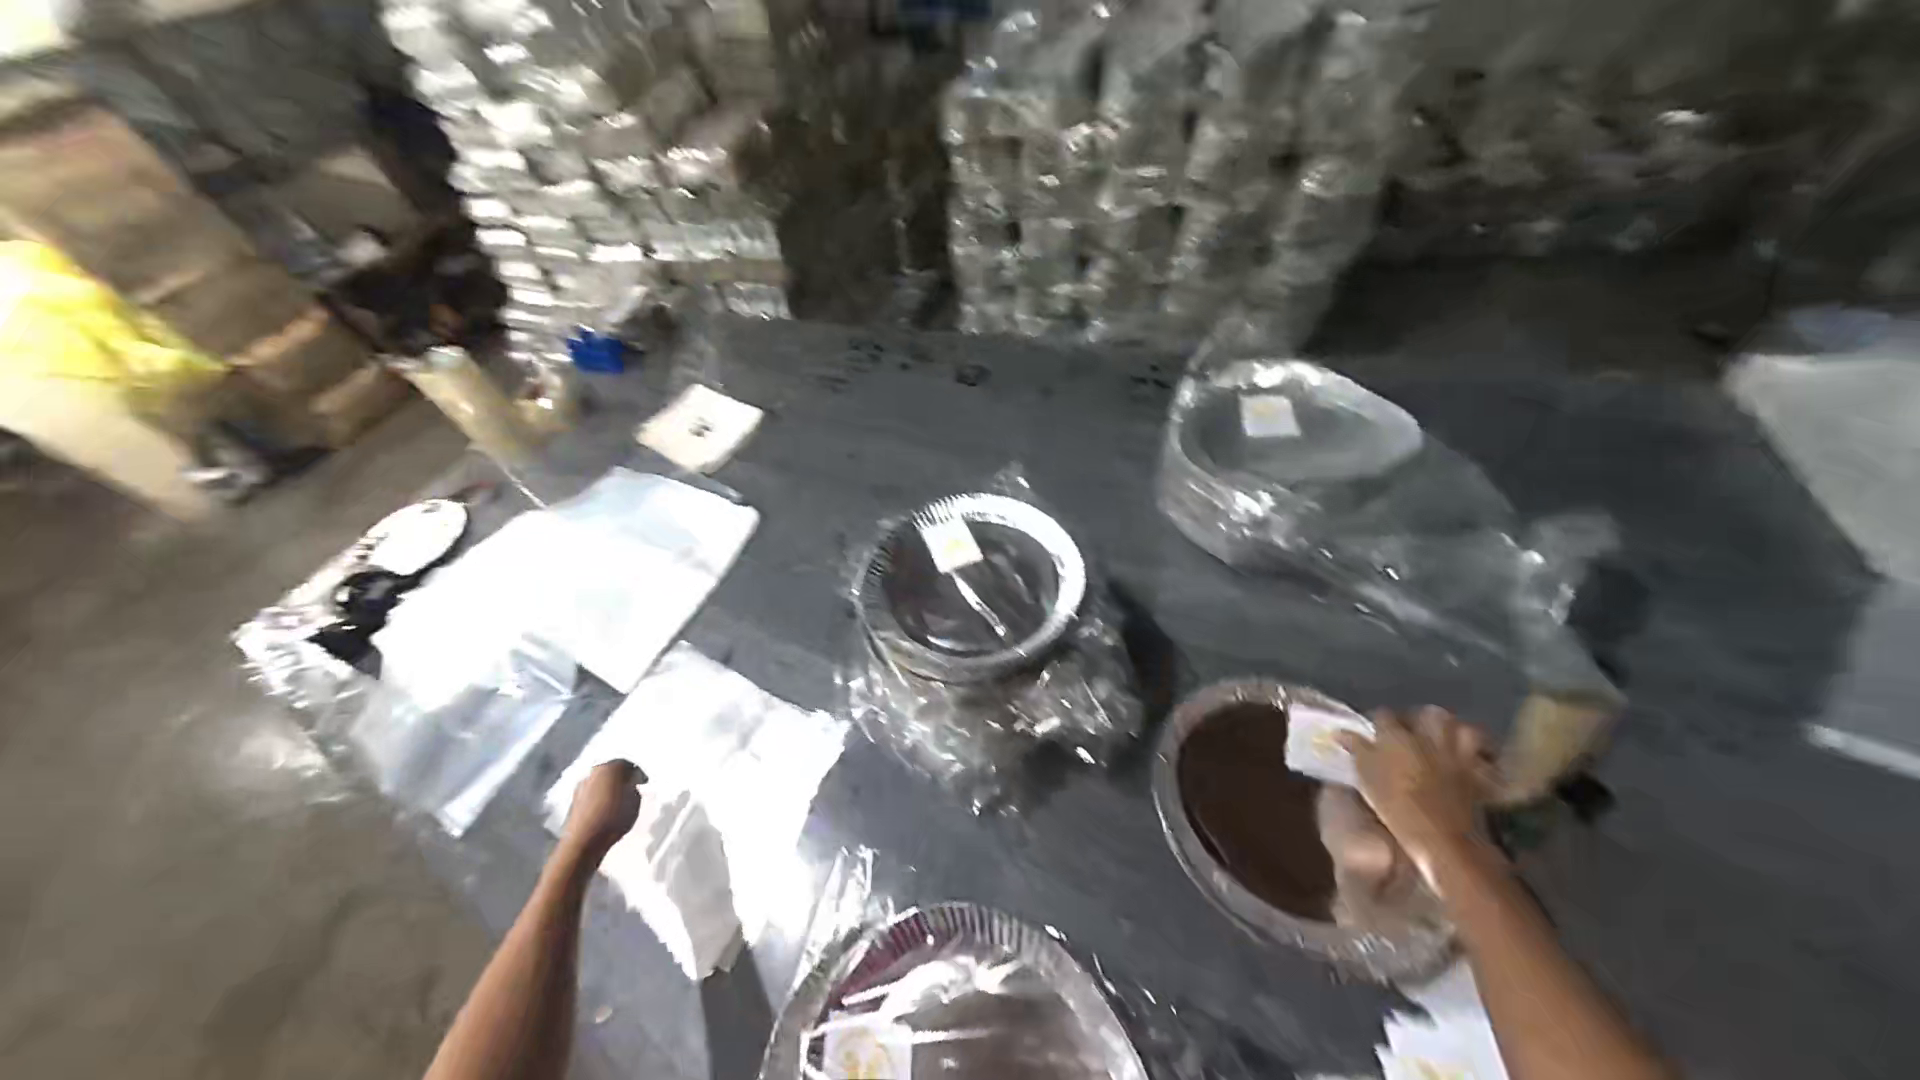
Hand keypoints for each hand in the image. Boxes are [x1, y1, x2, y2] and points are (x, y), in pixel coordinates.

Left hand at [560, 759, 643, 864]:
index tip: (643, 782)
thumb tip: (630, 783)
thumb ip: (633, 787)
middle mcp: (593, 772)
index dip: (637, 773)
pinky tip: (606, 810)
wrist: (583, 841)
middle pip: (611, 771)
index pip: (628, 763)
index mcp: (610, 766)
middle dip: (621, 779)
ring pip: (600, 783)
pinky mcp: (572, 802)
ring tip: (618, 802)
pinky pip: (591, 795)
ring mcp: (580, 787)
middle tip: (631, 789)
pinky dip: (599, 799)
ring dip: (609, 789)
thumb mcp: (636, 800)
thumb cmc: (614, 817)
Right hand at [1337, 707, 1496, 886]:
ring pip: (1461, 728)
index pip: (1383, 714)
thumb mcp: (1365, 777)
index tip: (1372, 732)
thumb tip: (1340, 732)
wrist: (1440, 838)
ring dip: (1453, 731)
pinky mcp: (1478, 774)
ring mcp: (1457, 754)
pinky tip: (1470, 760)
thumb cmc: (1394, 806)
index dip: (1376, 722)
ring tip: (1443, 740)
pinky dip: (1479, 755)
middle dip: (1420, 718)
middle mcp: (1429, 737)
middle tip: (1410, 732)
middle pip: (1427, 713)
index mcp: (1396, 736)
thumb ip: (1356, 750)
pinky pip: (1483, 756)